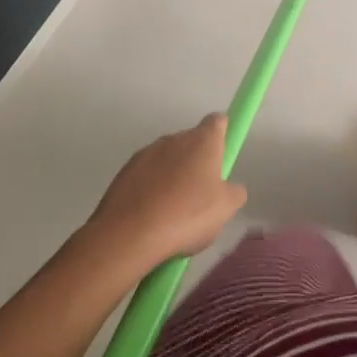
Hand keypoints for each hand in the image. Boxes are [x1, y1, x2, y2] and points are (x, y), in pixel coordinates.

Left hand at [87, 114, 247, 269]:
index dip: (223, 134)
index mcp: (202, 141)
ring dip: (172, 176)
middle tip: (202, 194)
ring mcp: (145, 154)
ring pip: (166, 160)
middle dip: (197, 162)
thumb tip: (229, 188)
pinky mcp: (123, 173)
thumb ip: (234, 191)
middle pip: (191, 142)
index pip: (217, 122)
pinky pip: (145, 176)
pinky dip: (151, 189)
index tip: (223, 156)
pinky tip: (152, 216)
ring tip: (173, 212)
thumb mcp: (226, 208)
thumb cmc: (187, 215)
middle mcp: (173, 139)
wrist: (128, 235)